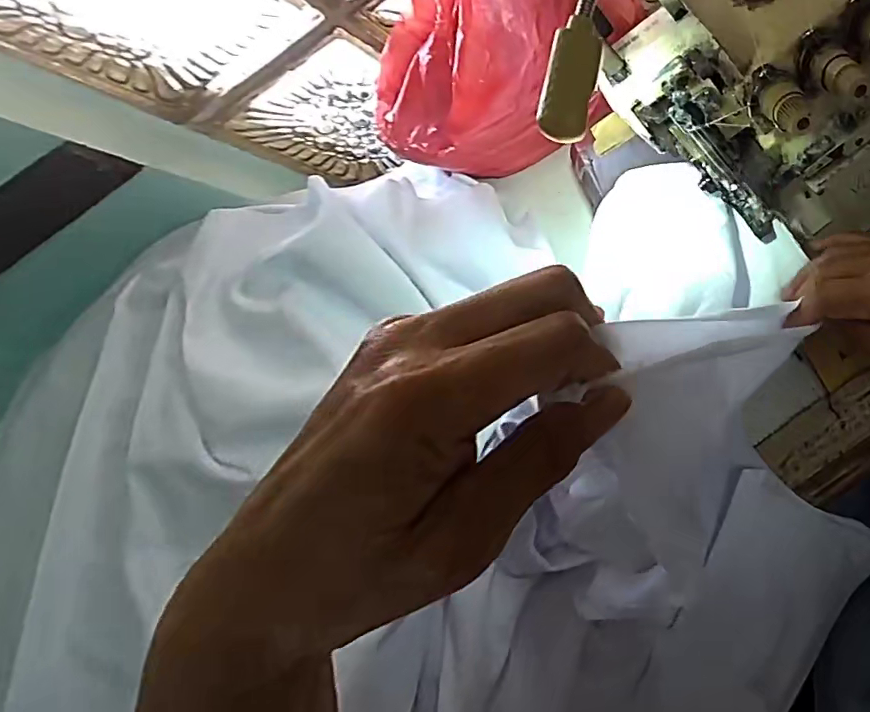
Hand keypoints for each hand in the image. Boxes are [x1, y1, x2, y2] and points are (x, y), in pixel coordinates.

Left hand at [140, 266, 629, 710]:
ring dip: (550, 328)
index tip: (606, 399)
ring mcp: (397, 330)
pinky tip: (503, 389)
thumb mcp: (466, 541)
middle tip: (585, 386)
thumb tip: (610, 398)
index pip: (549, 337)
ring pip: (512, 291)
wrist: (258, 580)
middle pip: (539, 288)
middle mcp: (412, 341)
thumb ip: (543, 457)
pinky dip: (515, 334)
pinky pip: (480, 311)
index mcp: (425, 397)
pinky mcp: (391, 335)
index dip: (597, 360)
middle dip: (584, 327)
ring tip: (548, 390)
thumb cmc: (362, 575)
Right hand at [783, 234, 869, 386]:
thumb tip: (826, 321)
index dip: (800, 310)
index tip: (784, 325)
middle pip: (826, 268)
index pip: (827, 295)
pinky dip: (833, 250)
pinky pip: (856, 241)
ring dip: (813, 270)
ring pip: (836, 250)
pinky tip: (822, 262)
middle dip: (801, 290)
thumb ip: (860, 336)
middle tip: (788, 312)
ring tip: (801, 294)